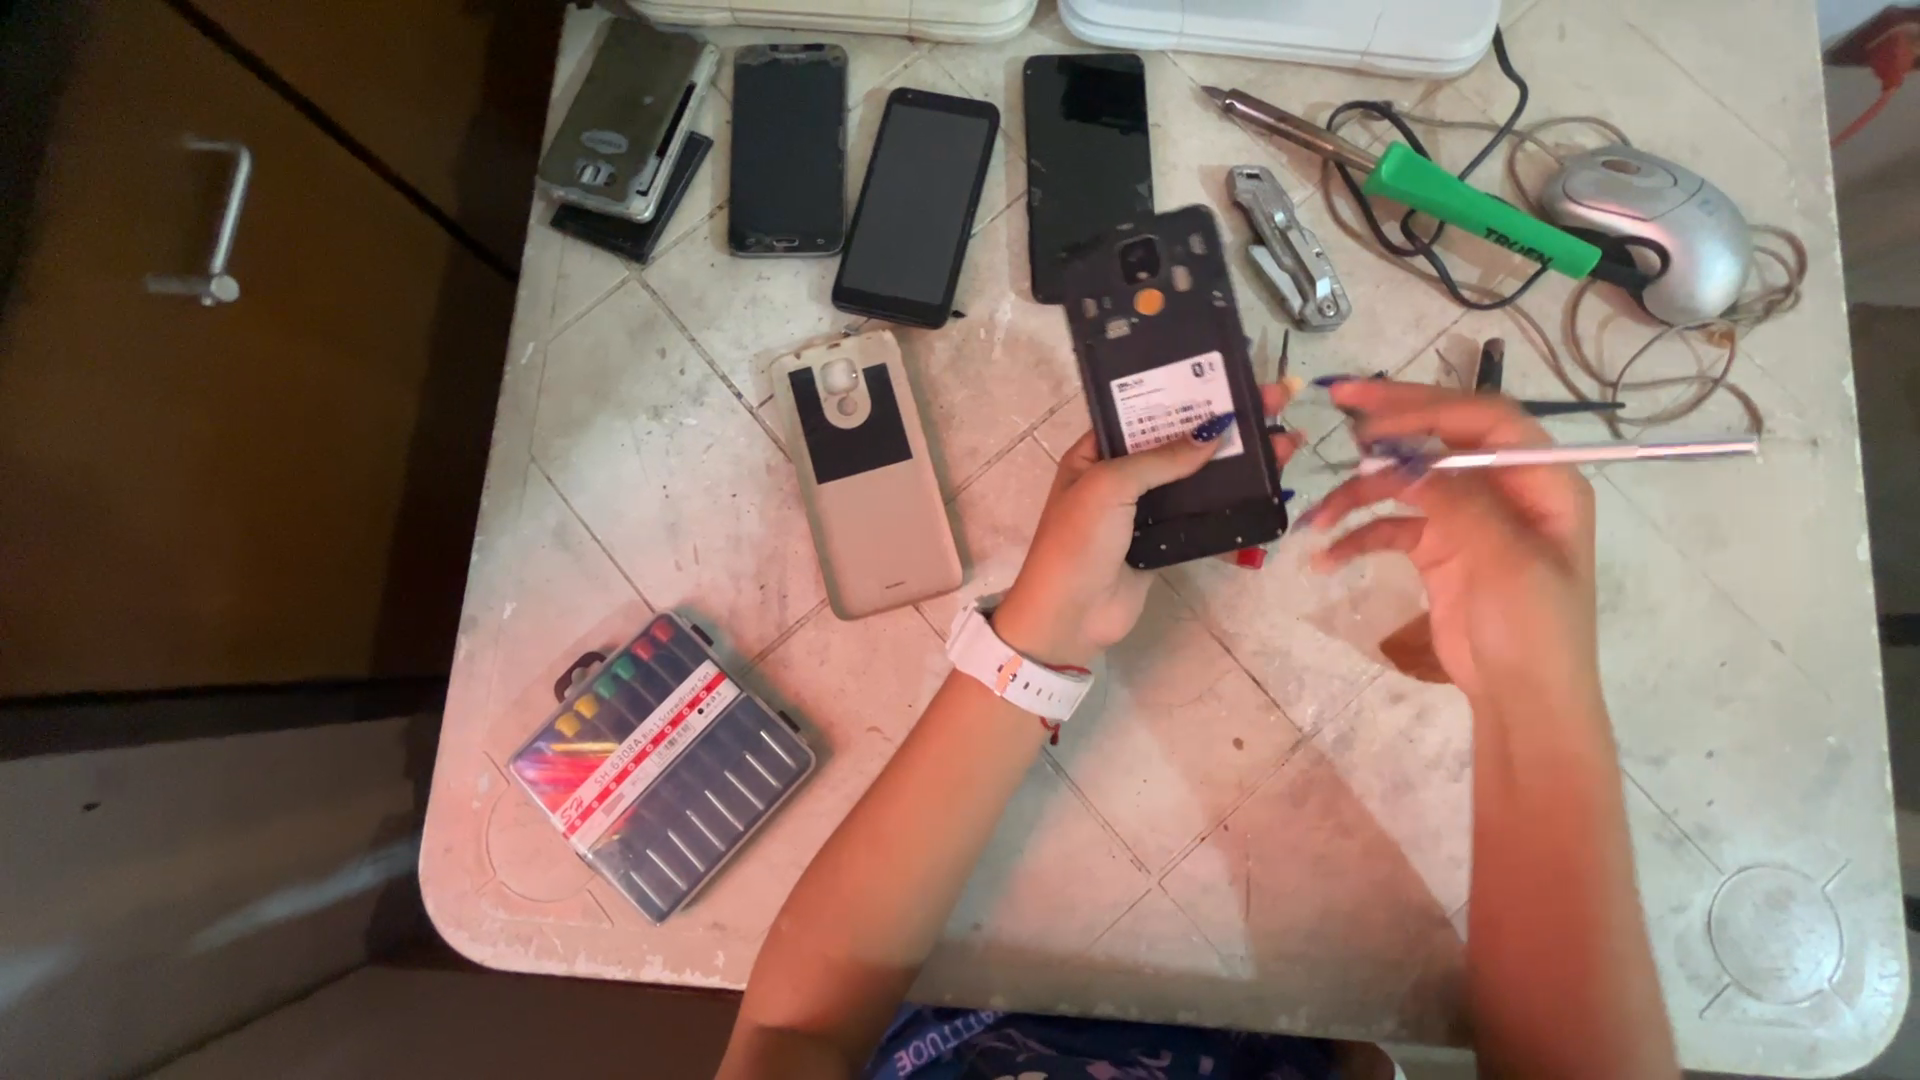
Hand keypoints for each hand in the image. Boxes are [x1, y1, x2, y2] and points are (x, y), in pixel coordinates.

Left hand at [993, 385, 1302, 668]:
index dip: (1182, 397)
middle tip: (1273, 403)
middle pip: (1176, 445)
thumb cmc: (1078, 541)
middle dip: (1222, 427)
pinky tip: (1266, 489)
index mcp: (1093, 455)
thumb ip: (1160, 458)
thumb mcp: (1109, 485)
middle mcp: (1118, 479)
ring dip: (1235, 465)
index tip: (1228, 381)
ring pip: (1195, 482)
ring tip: (1284, 444)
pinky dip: (1230, 506)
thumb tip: (1213, 432)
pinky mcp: (1162, 544)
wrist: (1071, 616)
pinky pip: (1201, 519)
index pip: (1142, 415)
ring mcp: (1142, 513)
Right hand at [1304, 381, 1598, 705]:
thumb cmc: (1534, 627)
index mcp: (1540, 481)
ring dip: (1357, 496)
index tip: (1371, 413)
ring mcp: (1467, 518)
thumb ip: (1456, 501)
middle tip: (1337, 401)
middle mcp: (1503, 489)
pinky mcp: (1436, 549)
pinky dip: (1356, 538)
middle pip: (1441, 438)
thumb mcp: (1504, 559)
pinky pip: (1388, 528)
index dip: (1428, 408)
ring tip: (1318, 519)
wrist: (1523, 696)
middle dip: (1389, 424)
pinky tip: (1327, 559)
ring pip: (1404, 484)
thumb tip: (1396, 459)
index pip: (1484, 420)